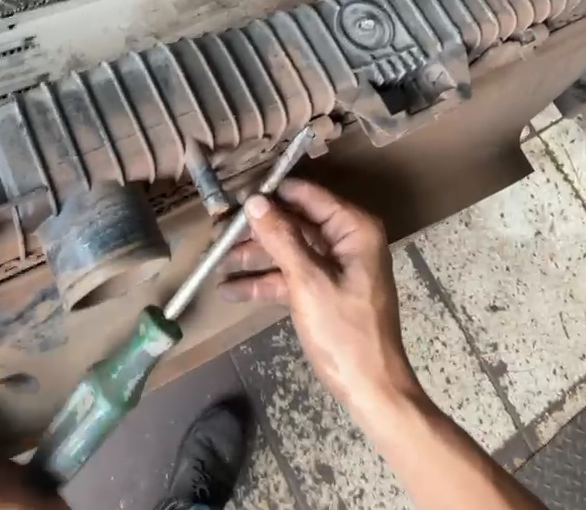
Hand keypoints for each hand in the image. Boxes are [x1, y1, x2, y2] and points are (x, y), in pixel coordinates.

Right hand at [218, 179, 420, 413]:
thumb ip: (281, 238)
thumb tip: (254, 202)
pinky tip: (230, 290)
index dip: (272, 194)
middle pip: (295, 223)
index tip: (236, 195)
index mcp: (354, 229)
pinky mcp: (323, 291)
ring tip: (215, 262)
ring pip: (288, 251)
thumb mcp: (308, 282)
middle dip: (257, 231)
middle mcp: (346, 241)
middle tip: (218, 231)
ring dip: (253, 258)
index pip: (308, 196)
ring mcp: (334, 267)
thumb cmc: (345, 332)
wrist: (371, 390)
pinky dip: (264, 283)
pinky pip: (289, 277)